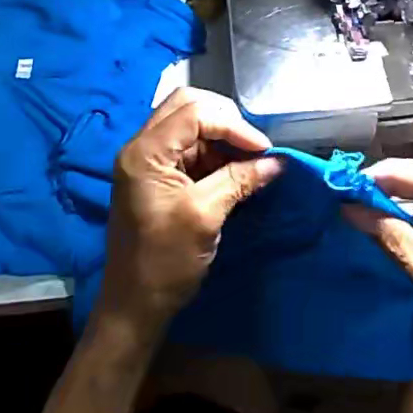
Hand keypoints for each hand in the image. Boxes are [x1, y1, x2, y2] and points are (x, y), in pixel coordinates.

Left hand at [98, 89, 283, 333]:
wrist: (134, 308)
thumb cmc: (164, 262)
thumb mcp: (206, 216)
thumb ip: (240, 179)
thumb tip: (278, 161)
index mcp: (145, 153)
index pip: (194, 113)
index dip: (233, 125)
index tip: (263, 149)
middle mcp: (141, 147)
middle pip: (188, 105)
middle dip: (226, 119)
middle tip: (253, 145)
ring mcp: (148, 160)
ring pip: (190, 122)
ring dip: (222, 135)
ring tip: (249, 157)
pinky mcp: (158, 175)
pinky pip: (190, 145)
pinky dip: (215, 150)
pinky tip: (235, 167)